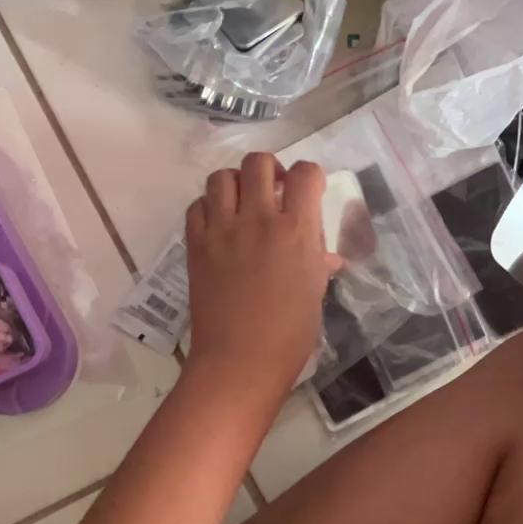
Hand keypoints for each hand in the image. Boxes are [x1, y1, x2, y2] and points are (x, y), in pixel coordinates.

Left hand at [183, 153, 335, 402]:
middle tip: (275, 192)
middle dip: (272, 171)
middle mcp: (258, 219)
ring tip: (244, 204)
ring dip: (237, 183)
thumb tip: (326, 255)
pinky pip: (198, 205)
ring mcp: (222, 229)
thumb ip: (318, 262)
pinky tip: (220, 225)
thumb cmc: (290, 335)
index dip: (311, 177)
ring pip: (223, 177)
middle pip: (259, 162)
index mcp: (296, 230)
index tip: (310, 192)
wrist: (240, 361)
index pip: (306, 174)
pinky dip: (210, 207)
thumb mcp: (315, 293)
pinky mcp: (196, 244)